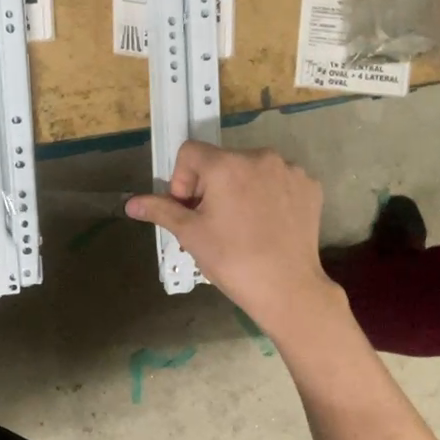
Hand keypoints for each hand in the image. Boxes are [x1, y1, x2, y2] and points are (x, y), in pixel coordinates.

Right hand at [125, 141, 342, 330]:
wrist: (286, 287)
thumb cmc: (231, 260)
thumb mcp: (189, 234)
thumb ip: (160, 211)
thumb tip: (130, 204)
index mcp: (226, 165)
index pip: (190, 152)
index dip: (180, 180)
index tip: (189, 210)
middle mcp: (260, 157)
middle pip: (221, 162)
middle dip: (210, 187)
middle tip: (212, 224)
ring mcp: (290, 171)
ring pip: (251, 171)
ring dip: (238, 191)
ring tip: (241, 226)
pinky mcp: (309, 187)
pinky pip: (277, 182)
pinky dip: (266, 197)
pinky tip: (266, 226)